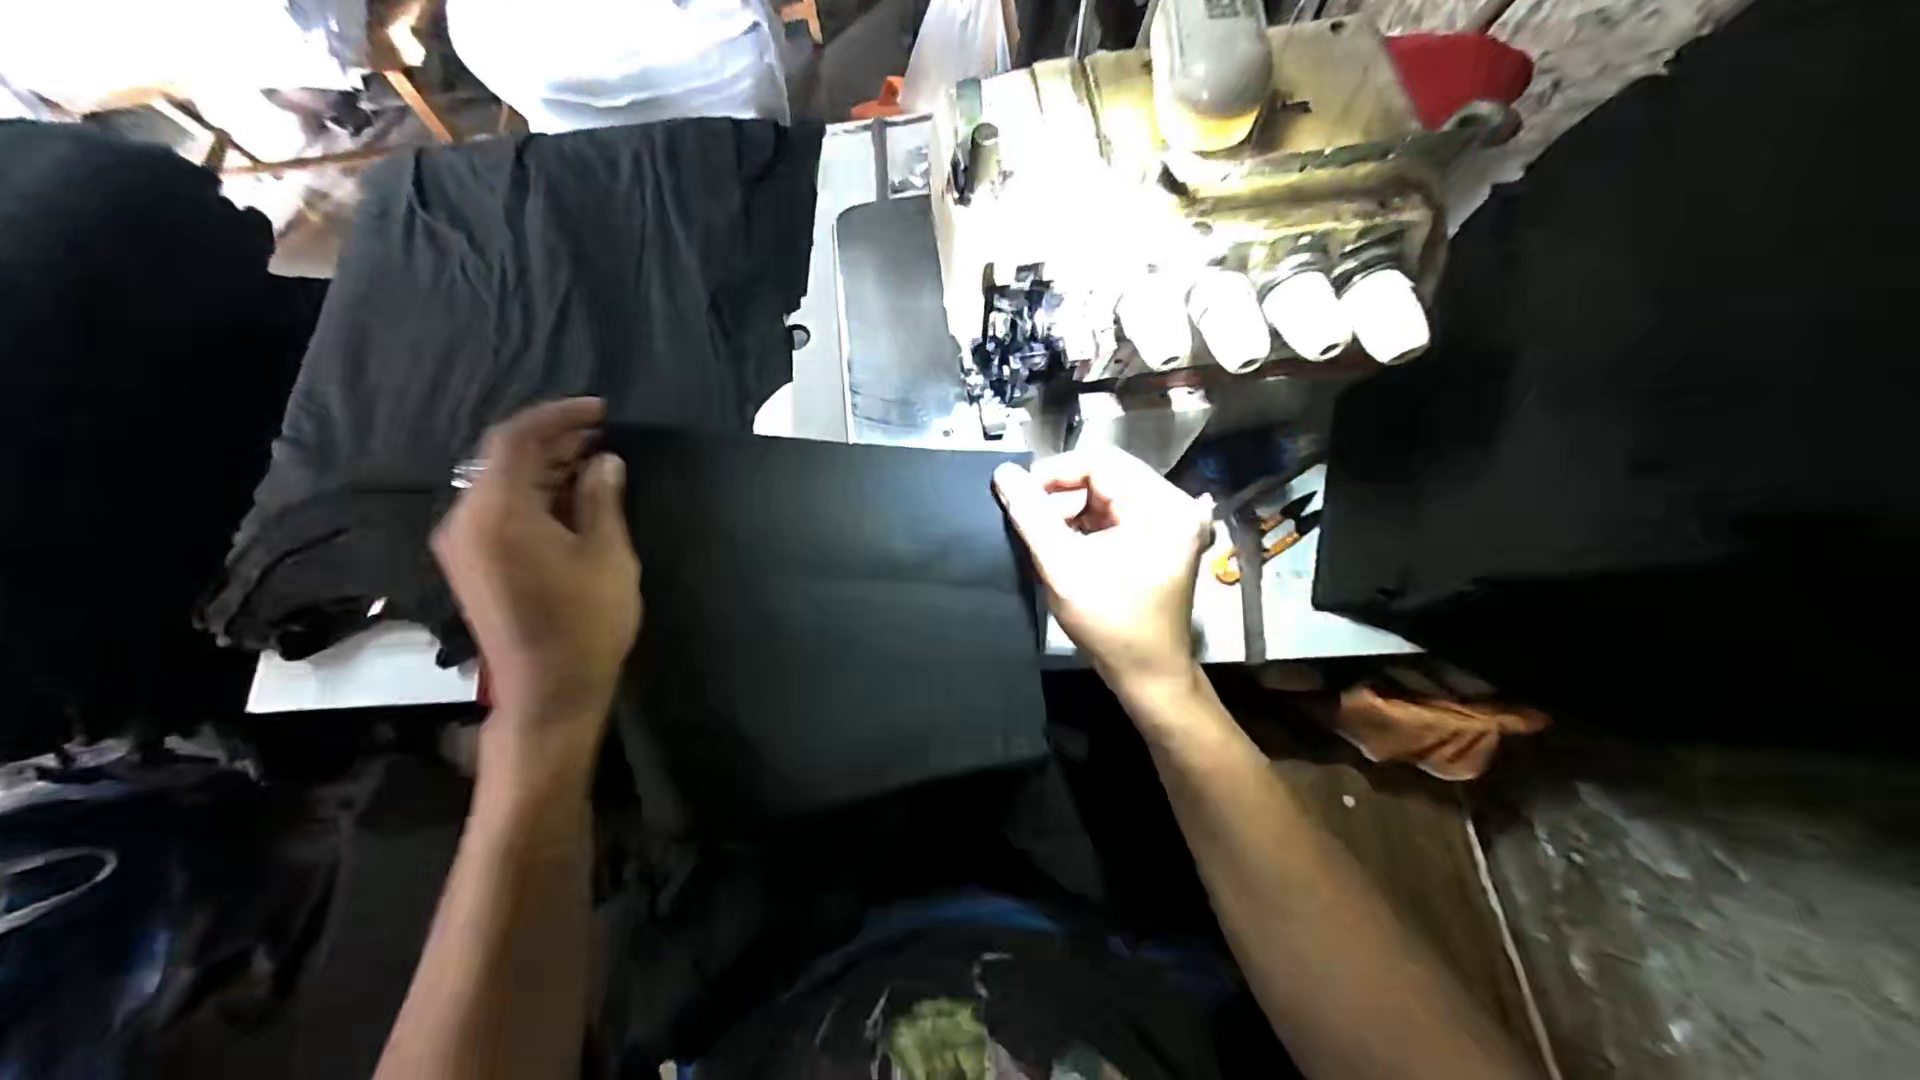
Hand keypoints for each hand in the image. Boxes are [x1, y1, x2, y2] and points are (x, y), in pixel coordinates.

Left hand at [432, 398, 640, 793]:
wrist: (549, 691)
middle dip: (557, 442)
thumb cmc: (586, 622)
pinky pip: (500, 510)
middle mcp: (466, 520)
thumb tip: (604, 462)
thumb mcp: (607, 555)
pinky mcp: (473, 563)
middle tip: (606, 438)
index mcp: (497, 512)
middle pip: (505, 460)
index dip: (560, 416)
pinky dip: (535, 495)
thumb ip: (601, 499)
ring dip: (547, 468)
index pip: (518, 440)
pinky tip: (573, 498)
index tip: (602, 412)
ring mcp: (464, 544)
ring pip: (502, 484)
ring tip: (597, 463)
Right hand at [994, 448, 1212, 697]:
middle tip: (1028, 517)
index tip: (1019, 496)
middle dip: (1060, 493)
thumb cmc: (1110, 623)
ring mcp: (1168, 523)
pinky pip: (1114, 515)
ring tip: (1046, 537)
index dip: (1053, 473)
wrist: (1148, 673)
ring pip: (1106, 495)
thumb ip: (1030, 515)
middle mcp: (1172, 505)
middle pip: (1104, 476)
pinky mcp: (1159, 539)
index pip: (1099, 462)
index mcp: (1161, 505)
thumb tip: (1003, 473)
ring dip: (1070, 511)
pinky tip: (1067, 546)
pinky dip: (1085, 525)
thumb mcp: (1062, 566)